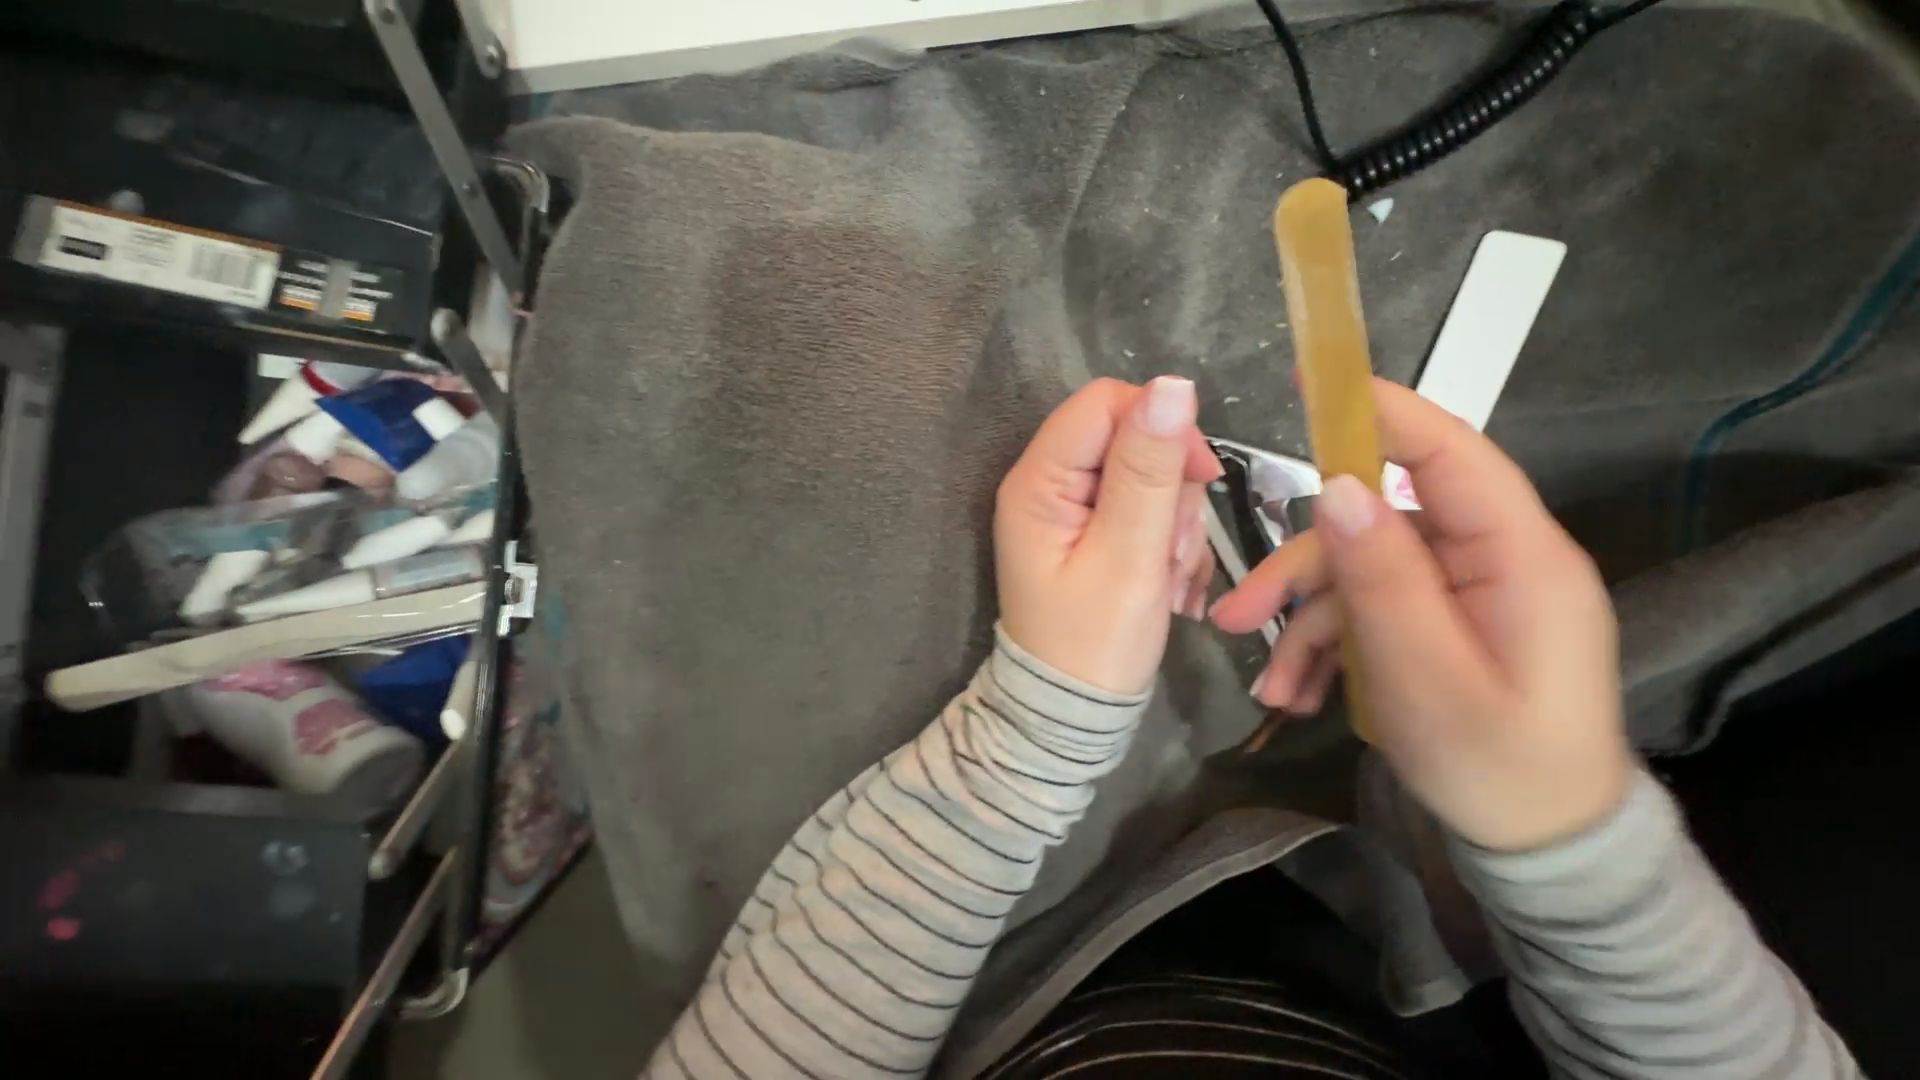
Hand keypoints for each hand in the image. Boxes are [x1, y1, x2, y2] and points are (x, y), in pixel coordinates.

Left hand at [995, 376, 1221, 694]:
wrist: (1074, 713)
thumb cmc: (1097, 644)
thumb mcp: (1129, 556)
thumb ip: (1148, 470)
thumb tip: (1171, 385)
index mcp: (1038, 481)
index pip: (1105, 404)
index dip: (1160, 427)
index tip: (1199, 478)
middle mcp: (1046, 483)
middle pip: (1129, 436)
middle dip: (1169, 488)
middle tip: (1172, 548)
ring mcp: (1069, 508)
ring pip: (1146, 473)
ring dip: (1173, 520)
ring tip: (1167, 574)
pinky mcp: (1091, 531)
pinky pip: (1145, 507)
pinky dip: (1166, 538)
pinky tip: (1166, 579)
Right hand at [1210, 379, 1631, 850]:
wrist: (1541, 846)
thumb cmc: (1496, 765)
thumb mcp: (1425, 677)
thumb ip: (1384, 579)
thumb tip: (1338, 489)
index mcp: (1518, 557)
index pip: (1450, 454)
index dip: (1383, 412)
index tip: (1313, 382)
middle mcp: (1491, 559)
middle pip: (1378, 526)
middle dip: (1301, 570)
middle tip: (1234, 616)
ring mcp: (1464, 592)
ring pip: (1361, 573)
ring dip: (1304, 624)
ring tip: (1269, 686)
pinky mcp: (1441, 622)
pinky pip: (1370, 611)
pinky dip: (1327, 646)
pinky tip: (1295, 692)